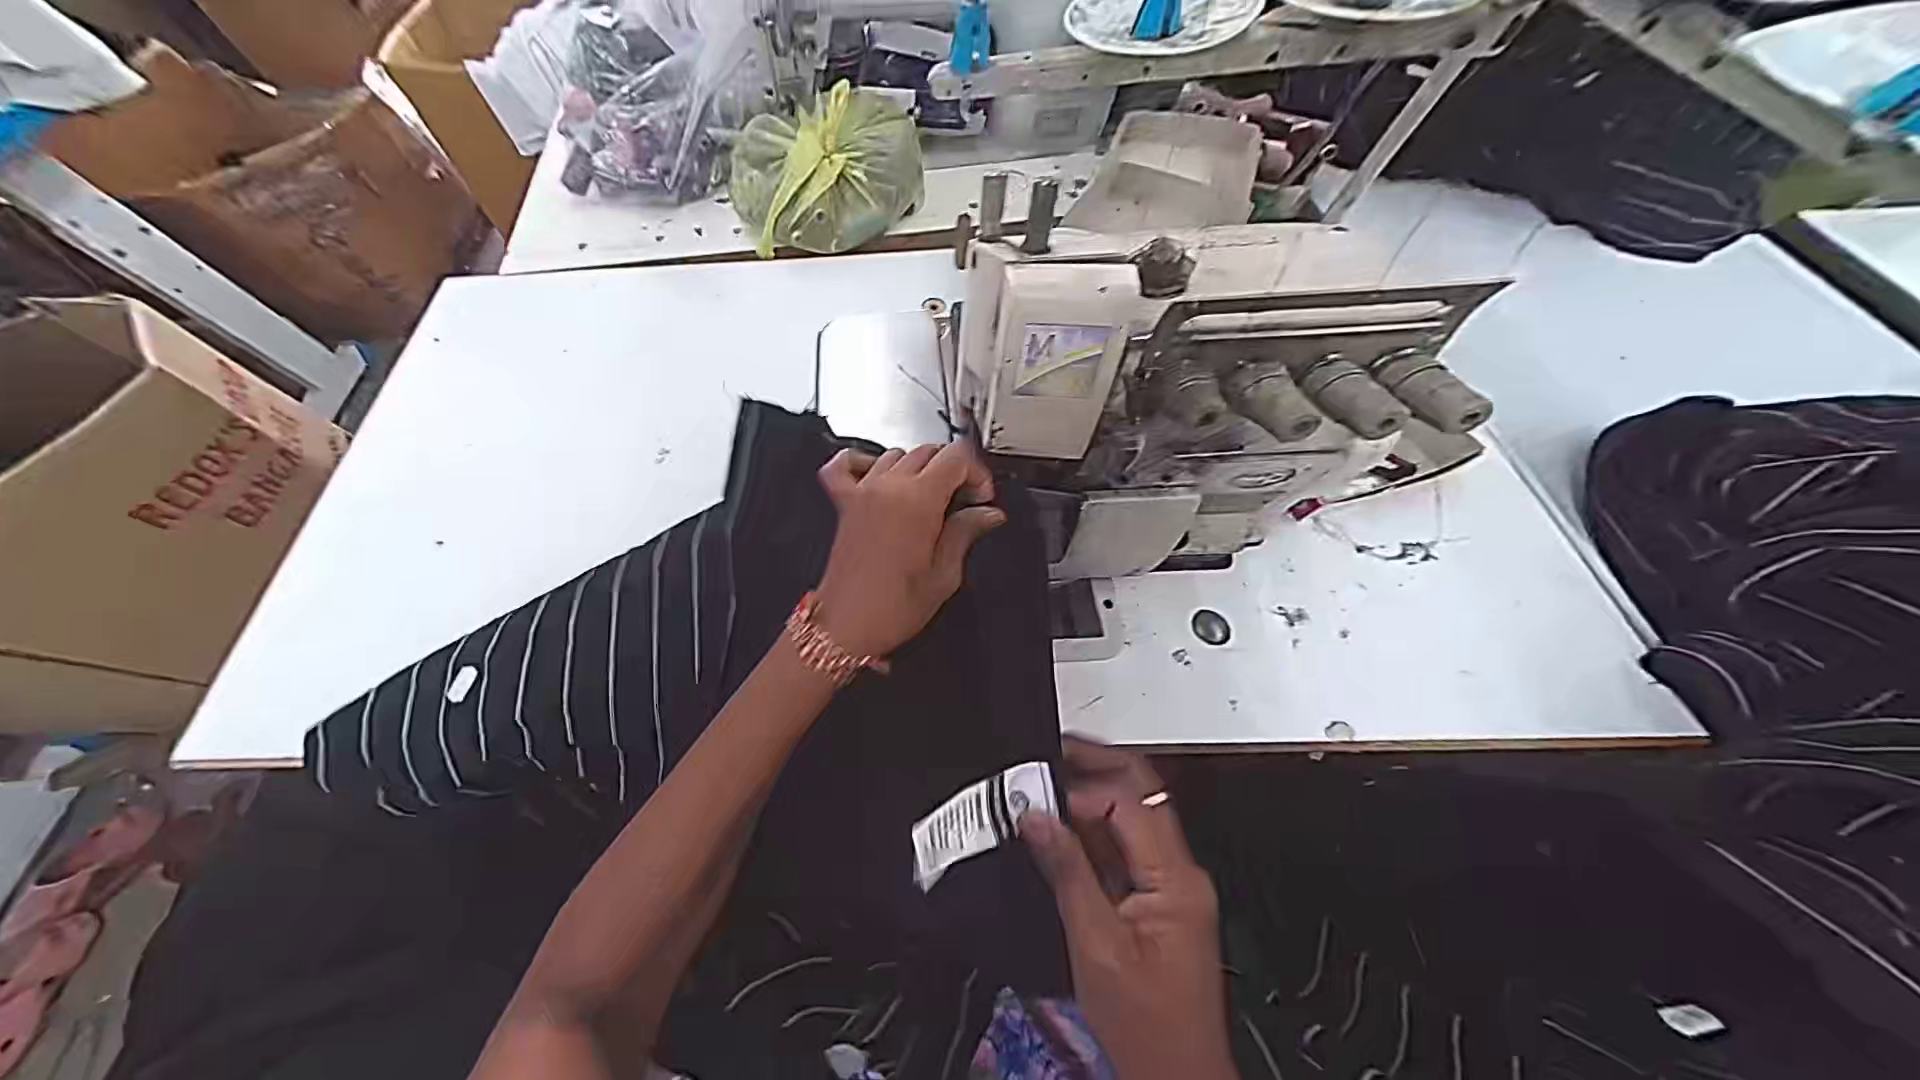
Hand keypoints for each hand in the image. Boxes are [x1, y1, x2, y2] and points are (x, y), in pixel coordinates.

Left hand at [812, 441, 1003, 657]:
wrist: (846, 625)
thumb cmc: (890, 608)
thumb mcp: (944, 575)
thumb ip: (966, 533)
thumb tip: (988, 514)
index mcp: (918, 502)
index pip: (957, 457)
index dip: (977, 473)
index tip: (981, 498)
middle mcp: (889, 488)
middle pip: (930, 452)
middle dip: (953, 471)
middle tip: (962, 503)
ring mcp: (864, 492)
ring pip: (898, 454)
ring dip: (918, 469)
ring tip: (929, 500)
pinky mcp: (845, 503)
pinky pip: (848, 463)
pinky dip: (864, 462)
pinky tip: (880, 477)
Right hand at [1020, 738, 1238, 1079]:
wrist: (1178, 1076)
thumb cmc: (1150, 1028)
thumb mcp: (1096, 946)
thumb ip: (1066, 873)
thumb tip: (1038, 820)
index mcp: (1175, 879)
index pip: (1130, 801)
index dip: (1083, 791)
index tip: (1042, 799)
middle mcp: (1181, 873)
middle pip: (1141, 794)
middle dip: (1095, 768)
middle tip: (1052, 755)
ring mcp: (1171, 885)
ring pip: (1131, 819)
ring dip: (1090, 802)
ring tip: (1047, 796)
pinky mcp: (1158, 899)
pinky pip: (1125, 849)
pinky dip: (1093, 836)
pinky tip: (1063, 837)